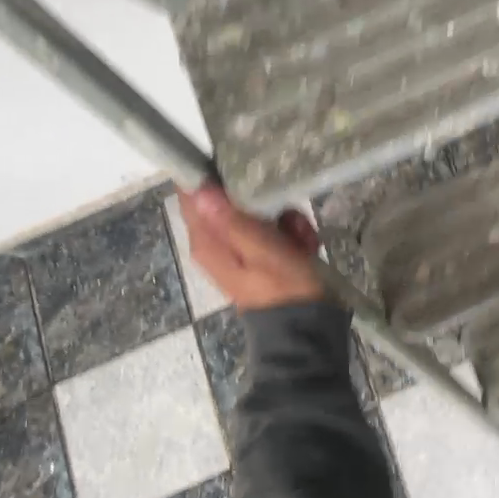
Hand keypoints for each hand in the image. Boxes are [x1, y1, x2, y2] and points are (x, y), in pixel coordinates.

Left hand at [177, 184, 326, 311]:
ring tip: (300, 237)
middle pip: (233, 201)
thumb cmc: (282, 286)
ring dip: (285, 220)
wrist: (304, 325)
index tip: (244, 171)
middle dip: (264, 202)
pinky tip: (304, 246)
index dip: (215, 178)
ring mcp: (240, 247)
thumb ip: (232, 221)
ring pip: (259, 214)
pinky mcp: (261, 254)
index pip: (193, 196)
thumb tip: (201, 191)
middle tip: (287, 216)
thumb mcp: (261, 250)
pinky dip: (292, 234)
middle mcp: (218, 242)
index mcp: (208, 241)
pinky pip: (274, 230)